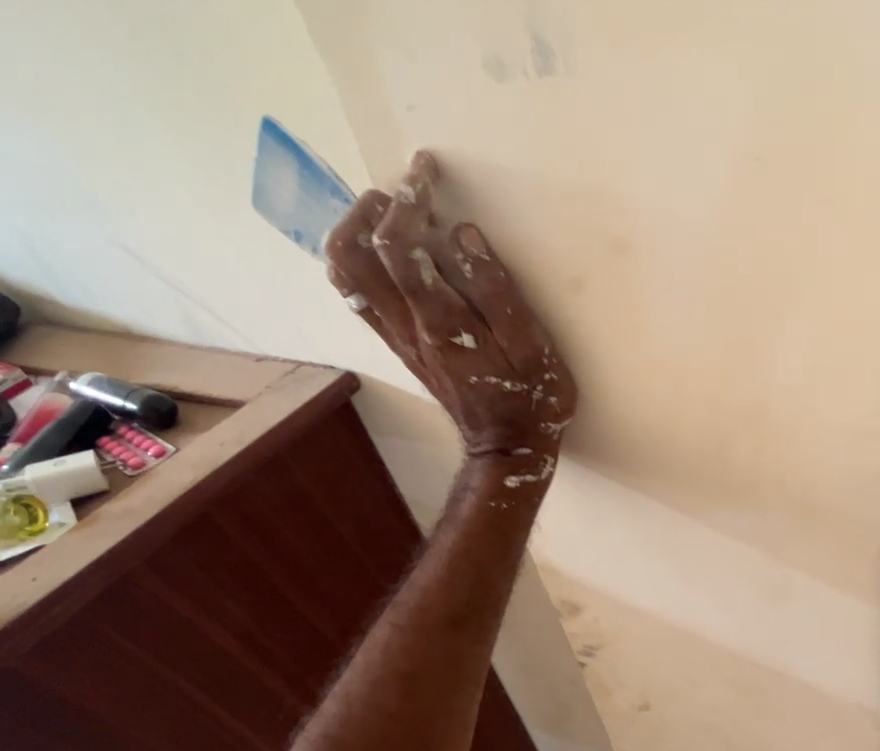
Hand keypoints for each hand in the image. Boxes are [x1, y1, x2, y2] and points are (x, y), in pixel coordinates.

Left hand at [325, 151, 575, 485]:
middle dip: (369, 209)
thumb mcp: (534, 349)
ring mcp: (397, 338)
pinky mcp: (400, 346)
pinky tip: (391, 253)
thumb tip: (464, 237)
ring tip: (394, 215)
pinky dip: (362, 262)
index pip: (398, 246)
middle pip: (351, 254)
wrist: (507, 449)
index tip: (427, 172)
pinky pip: (359, 297)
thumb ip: (498, 292)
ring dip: (357, 233)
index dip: (407, 199)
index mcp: (441, 322)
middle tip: (407, 194)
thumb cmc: (531, 400)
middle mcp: (406, 326)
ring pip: (345, 275)